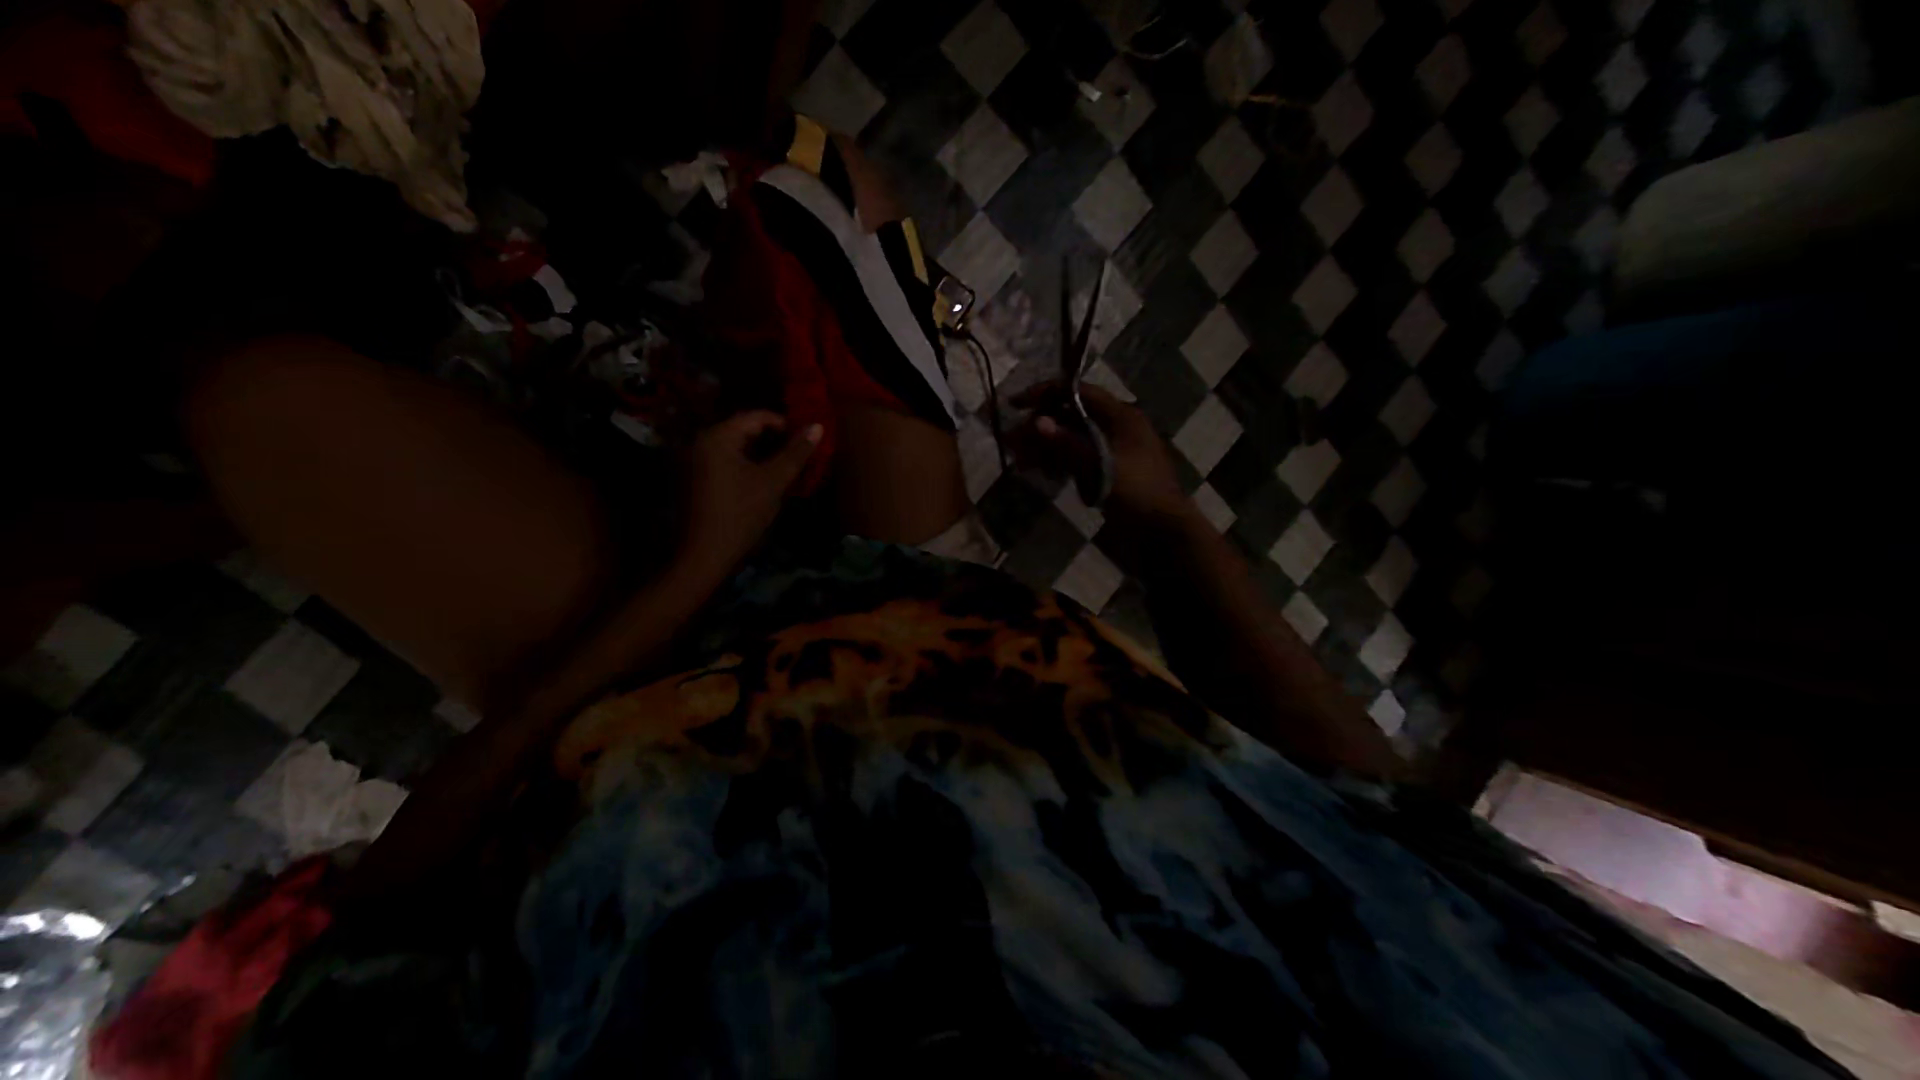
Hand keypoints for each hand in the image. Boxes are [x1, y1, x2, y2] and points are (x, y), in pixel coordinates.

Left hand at [679, 411, 820, 573]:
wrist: (704, 555)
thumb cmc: (740, 515)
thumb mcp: (773, 482)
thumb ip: (796, 453)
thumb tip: (817, 426)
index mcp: (718, 436)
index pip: (757, 417)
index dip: (786, 425)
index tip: (806, 441)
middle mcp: (701, 441)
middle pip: (745, 430)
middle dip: (775, 441)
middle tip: (799, 455)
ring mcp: (695, 460)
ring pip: (736, 447)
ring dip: (762, 454)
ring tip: (786, 469)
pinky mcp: (694, 477)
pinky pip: (725, 461)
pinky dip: (747, 465)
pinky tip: (764, 481)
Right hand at [1011, 382, 1189, 526]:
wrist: (1164, 531)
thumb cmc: (1136, 491)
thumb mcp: (1099, 465)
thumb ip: (1067, 443)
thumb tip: (1037, 422)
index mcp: (1122, 415)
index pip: (1079, 392)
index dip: (1047, 394)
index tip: (1017, 404)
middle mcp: (1117, 427)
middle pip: (1073, 416)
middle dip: (1042, 426)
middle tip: (1013, 440)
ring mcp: (1114, 451)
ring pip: (1074, 439)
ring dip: (1047, 446)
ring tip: (1021, 459)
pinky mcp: (1110, 473)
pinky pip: (1079, 459)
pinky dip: (1060, 462)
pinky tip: (1041, 471)